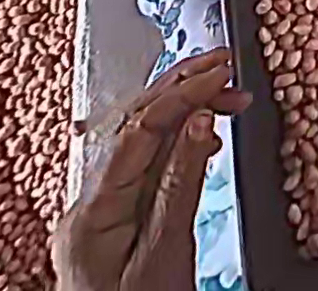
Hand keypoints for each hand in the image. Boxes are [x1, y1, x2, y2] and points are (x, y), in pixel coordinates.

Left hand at [54, 49, 251, 290]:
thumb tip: (203, 118)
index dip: (183, 94)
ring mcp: (103, 204)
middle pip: (136, 121)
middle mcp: (90, 200)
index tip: (222, 73)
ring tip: (226, 87)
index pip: (138, 130)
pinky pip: (150, 155)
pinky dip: (181, 130)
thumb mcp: (166, 255)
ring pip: (143, 132)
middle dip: (183, 85)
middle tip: (226, 63)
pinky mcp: (121, 209)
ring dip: (186, 103)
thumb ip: (183, 182)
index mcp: (92, 213)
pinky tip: (207, 125)